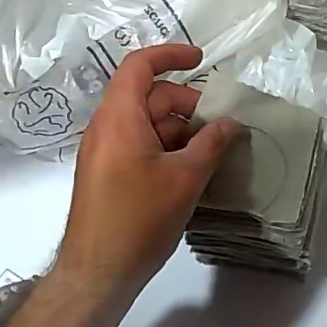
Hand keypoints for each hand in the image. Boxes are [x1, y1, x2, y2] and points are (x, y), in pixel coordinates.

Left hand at [5, 44, 238, 326]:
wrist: (97, 272)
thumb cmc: (140, 218)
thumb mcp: (185, 179)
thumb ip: (210, 144)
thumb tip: (229, 123)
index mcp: (119, 118)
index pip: (140, 66)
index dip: (170, 55)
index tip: (202, 59)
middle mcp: (107, 128)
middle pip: (150, 96)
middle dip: (188, 105)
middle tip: (220, 128)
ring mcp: (105, 151)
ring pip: (147, 123)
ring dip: (180, 130)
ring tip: (211, 153)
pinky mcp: (108, 173)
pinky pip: (140, 144)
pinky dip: (167, 147)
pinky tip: (191, 171)